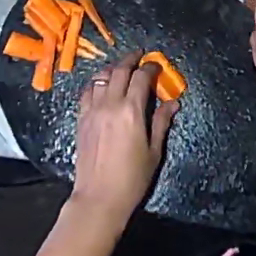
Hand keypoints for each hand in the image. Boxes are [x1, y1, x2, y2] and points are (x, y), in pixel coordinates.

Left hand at [69, 56, 178, 224]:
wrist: (98, 199)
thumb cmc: (132, 179)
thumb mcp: (153, 151)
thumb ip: (161, 123)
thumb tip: (173, 102)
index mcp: (131, 110)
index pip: (141, 77)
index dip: (150, 67)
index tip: (156, 66)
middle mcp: (111, 104)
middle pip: (120, 70)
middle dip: (131, 60)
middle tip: (139, 56)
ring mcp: (93, 110)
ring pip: (101, 77)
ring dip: (113, 68)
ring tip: (121, 68)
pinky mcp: (81, 118)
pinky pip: (87, 91)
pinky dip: (96, 83)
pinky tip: (101, 85)